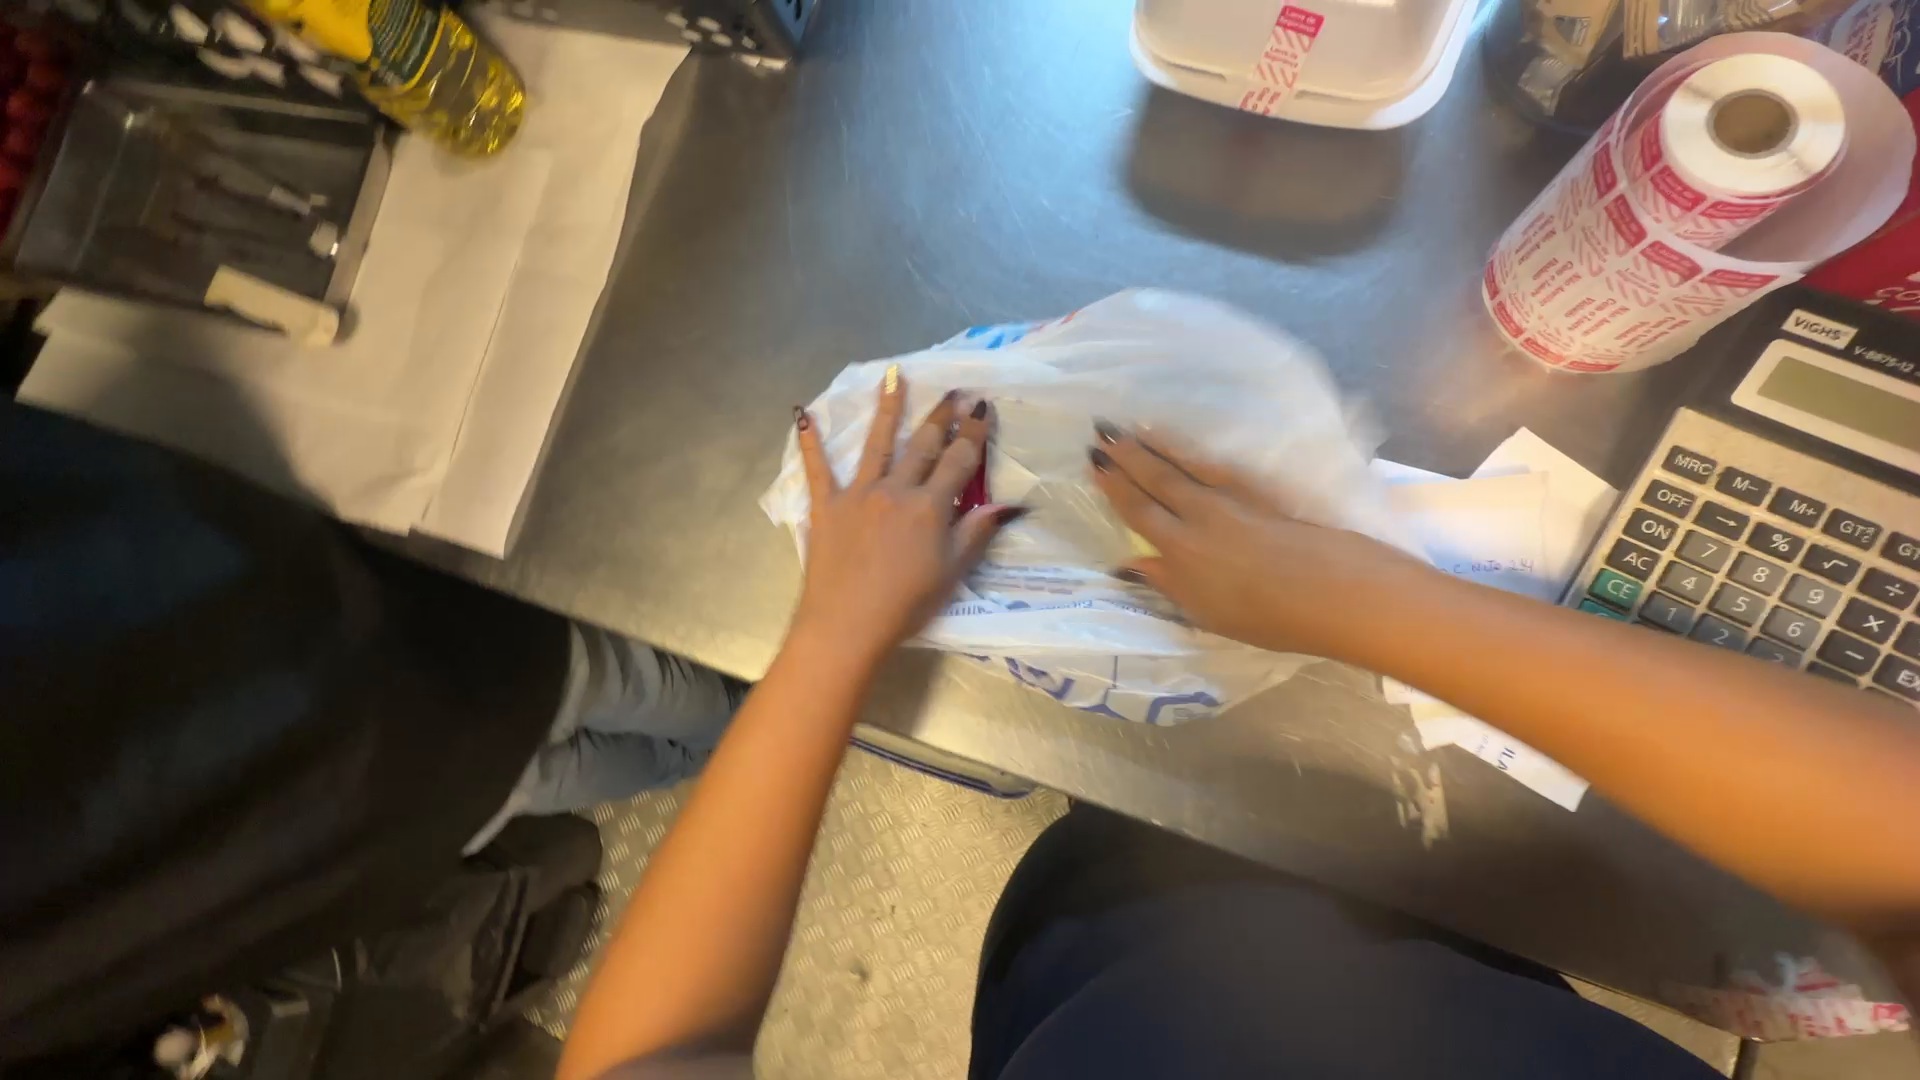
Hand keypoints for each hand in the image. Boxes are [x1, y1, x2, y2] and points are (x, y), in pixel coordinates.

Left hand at [788, 366, 1023, 667]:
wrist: (847, 625)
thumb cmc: (906, 605)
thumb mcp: (952, 572)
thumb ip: (976, 533)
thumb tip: (1008, 504)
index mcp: (930, 507)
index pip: (959, 461)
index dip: (974, 432)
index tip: (982, 406)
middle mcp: (896, 490)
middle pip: (922, 444)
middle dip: (940, 415)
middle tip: (953, 390)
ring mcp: (858, 494)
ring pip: (876, 443)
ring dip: (887, 408)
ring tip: (894, 377)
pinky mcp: (826, 506)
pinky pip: (818, 468)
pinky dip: (811, 441)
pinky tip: (804, 414)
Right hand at [1088, 422, 1434, 657]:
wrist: (1337, 592)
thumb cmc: (1266, 615)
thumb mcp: (1205, 612)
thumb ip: (1165, 583)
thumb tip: (1128, 564)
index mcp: (1182, 547)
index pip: (1138, 509)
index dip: (1114, 486)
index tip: (1095, 463)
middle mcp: (1202, 514)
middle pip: (1158, 479)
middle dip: (1128, 455)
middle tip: (1103, 432)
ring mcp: (1235, 499)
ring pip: (1187, 465)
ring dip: (1159, 445)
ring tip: (1137, 426)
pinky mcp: (1265, 493)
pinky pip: (1220, 464)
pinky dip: (1199, 451)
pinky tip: (1192, 445)